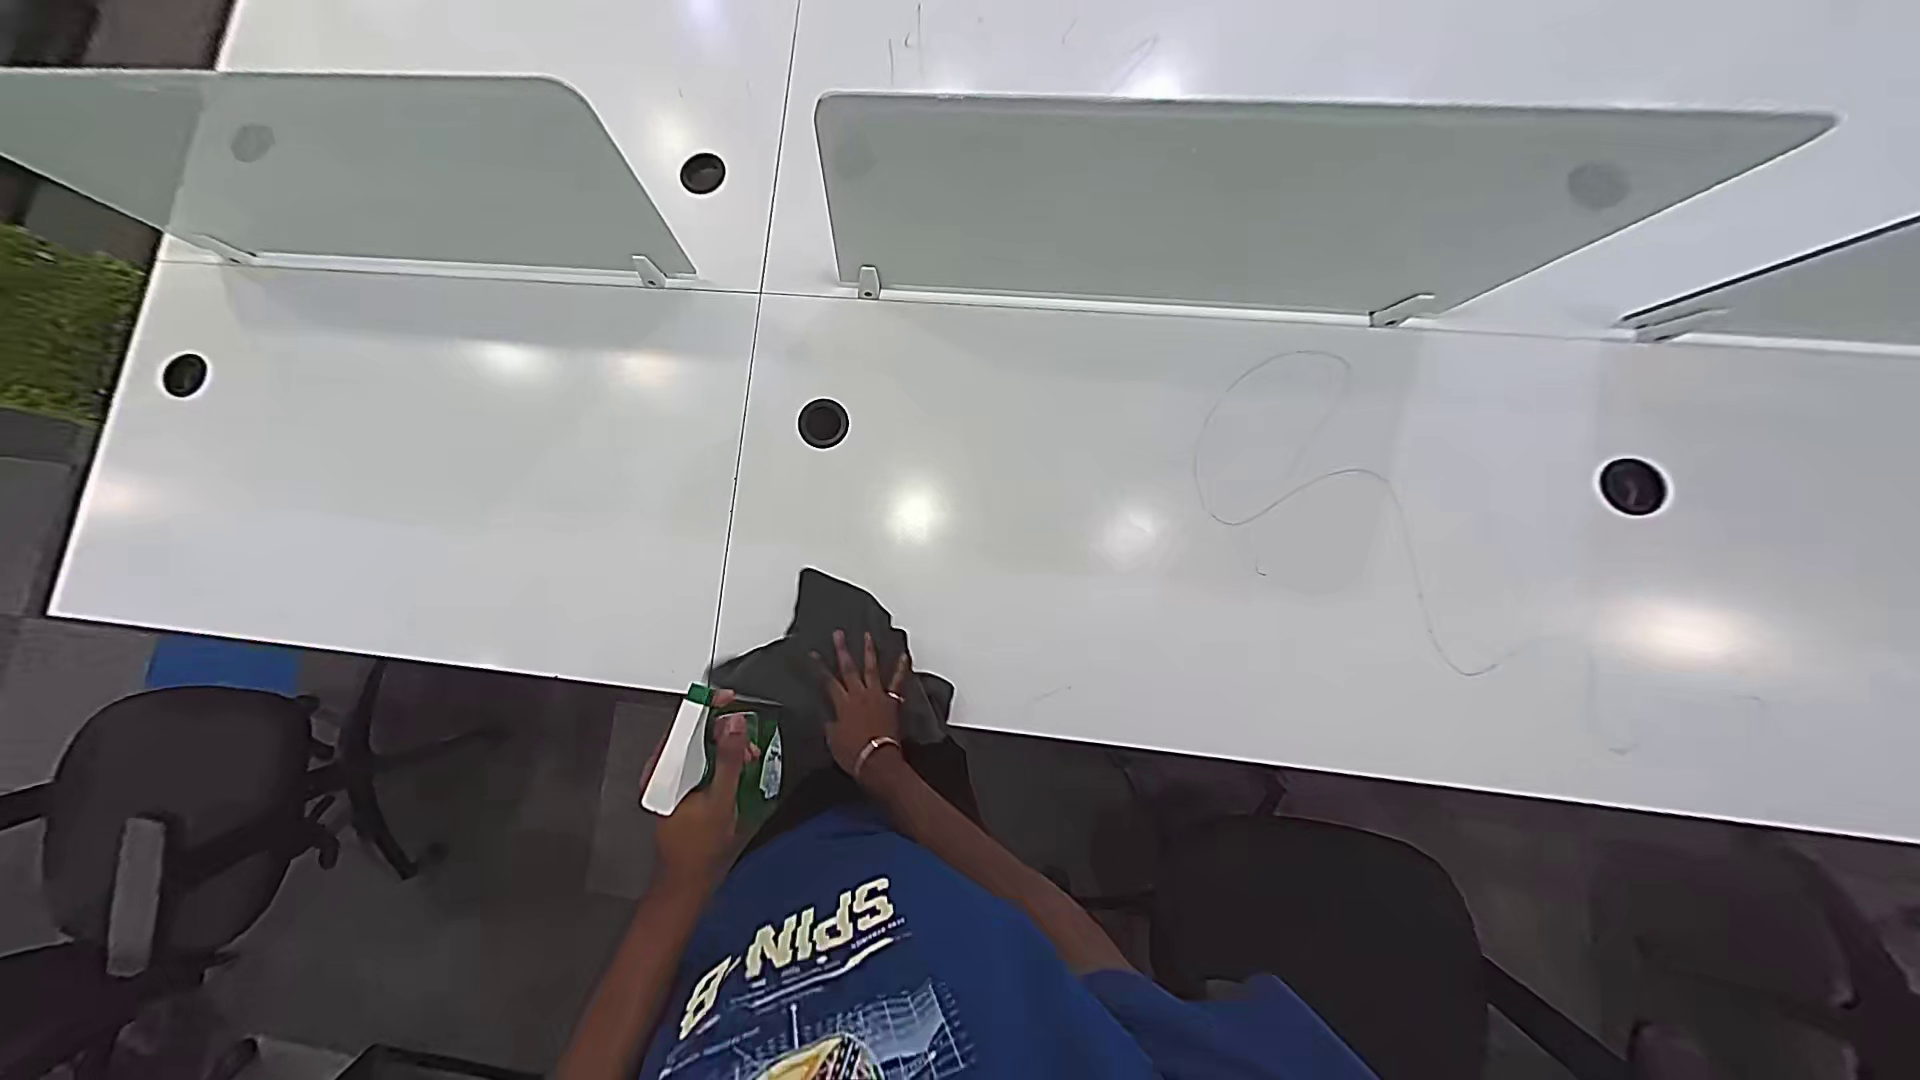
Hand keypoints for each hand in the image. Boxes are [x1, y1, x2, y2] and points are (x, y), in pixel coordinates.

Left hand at [652, 691, 759, 889]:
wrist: (688, 879)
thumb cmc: (698, 846)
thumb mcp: (720, 799)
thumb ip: (729, 759)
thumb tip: (734, 724)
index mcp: (663, 772)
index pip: (683, 726)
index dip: (707, 707)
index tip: (727, 698)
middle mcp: (664, 772)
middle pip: (693, 733)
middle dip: (725, 730)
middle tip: (746, 736)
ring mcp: (672, 779)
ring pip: (700, 746)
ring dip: (727, 745)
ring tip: (745, 757)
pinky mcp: (682, 785)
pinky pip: (702, 759)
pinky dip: (723, 758)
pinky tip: (738, 767)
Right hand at [813, 630, 910, 780]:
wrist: (877, 760)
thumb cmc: (853, 754)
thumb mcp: (833, 740)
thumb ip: (831, 724)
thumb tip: (829, 718)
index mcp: (842, 703)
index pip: (827, 681)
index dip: (819, 667)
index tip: (813, 654)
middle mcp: (859, 695)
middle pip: (848, 668)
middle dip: (842, 650)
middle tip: (839, 634)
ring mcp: (877, 695)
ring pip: (871, 668)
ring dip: (869, 651)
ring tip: (867, 636)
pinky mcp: (892, 701)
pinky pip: (898, 682)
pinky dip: (901, 669)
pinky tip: (904, 656)